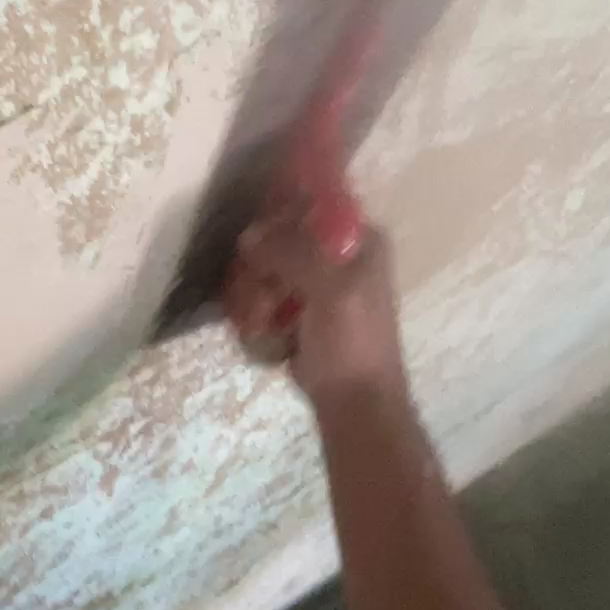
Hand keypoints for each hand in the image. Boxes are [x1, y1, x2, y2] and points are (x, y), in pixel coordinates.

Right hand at [227, 212, 406, 401]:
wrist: (355, 403)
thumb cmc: (352, 344)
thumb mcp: (330, 291)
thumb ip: (293, 254)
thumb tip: (250, 232)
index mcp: (359, 241)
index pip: (312, 205)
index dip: (280, 219)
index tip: (258, 244)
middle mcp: (337, 256)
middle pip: (278, 241)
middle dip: (262, 271)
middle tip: (265, 297)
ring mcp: (314, 285)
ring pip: (264, 271)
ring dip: (256, 298)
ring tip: (264, 325)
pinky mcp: (295, 311)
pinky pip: (261, 297)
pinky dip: (257, 316)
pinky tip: (262, 335)